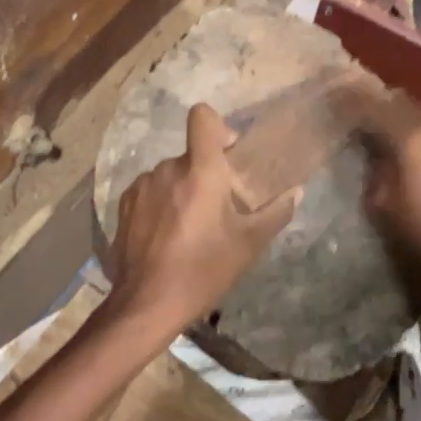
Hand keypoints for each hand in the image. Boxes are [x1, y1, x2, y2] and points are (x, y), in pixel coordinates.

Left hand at [106, 104, 295, 334]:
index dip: (218, 127)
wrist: (146, 304)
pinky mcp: (123, 204)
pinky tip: (166, 236)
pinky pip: (150, 191)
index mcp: (200, 170)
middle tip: (219, 207)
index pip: (203, 117)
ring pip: (170, 174)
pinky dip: (160, 204)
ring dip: (182, 190)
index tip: (229, 154)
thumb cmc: (203, 270)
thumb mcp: (248, 244)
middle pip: (192, 154)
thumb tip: (296, 191)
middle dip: (206, 173)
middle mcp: (167, 168)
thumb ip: (275, 212)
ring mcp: (142, 185)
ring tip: (190, 227)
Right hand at [348, 91, 420, 287]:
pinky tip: (418, 148)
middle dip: (380, 107)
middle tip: (361, 116)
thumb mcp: (385, 203)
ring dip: (404, 119)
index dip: (350, 100)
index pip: (374, 106)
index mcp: (414, 135)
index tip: (333, 98)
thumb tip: (373, 151)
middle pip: (402, 102)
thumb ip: (376, 168)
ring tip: (389, 133)